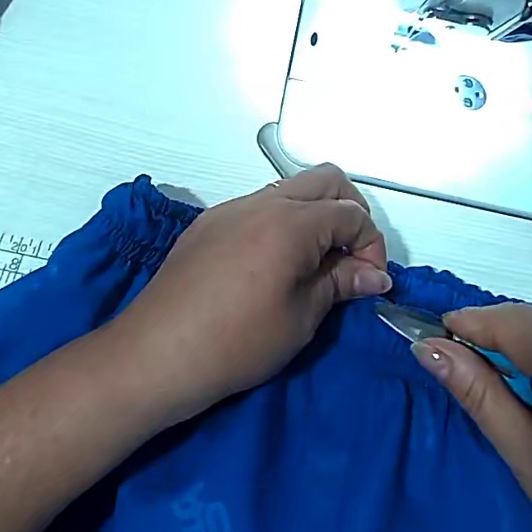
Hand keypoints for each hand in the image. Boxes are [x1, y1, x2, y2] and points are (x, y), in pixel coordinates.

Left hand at [100, 164, 390, 426]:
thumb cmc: (236, 342)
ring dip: (313, 214)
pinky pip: (257, 205)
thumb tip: (373, 274)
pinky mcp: (209, 223)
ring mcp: (230, 208)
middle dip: (349, 213)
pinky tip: (274, 263)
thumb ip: (339, 283)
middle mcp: (260, 202)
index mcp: (290, 222)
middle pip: (325, 181)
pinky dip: (280, 221)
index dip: (371, 246)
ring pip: (289, 189)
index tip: (368, 282)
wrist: (159, 350)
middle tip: (350, 260)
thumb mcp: (301, 318)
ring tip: (314, 264)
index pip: (351, 213)